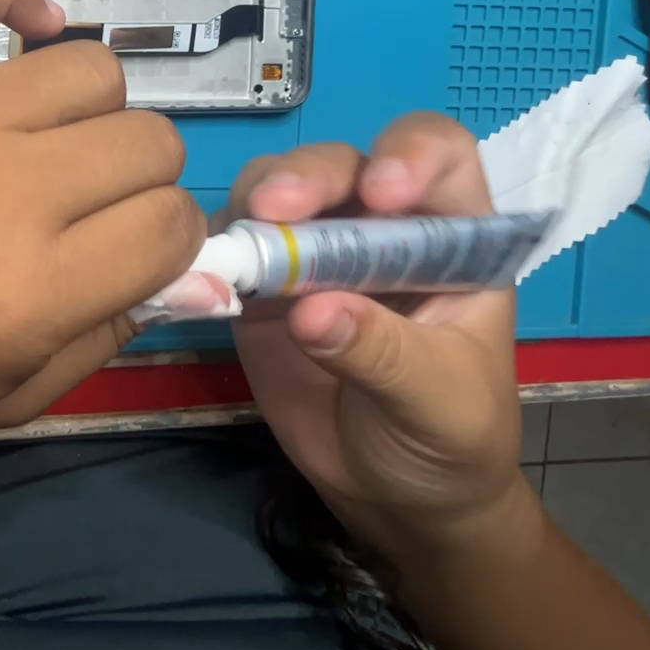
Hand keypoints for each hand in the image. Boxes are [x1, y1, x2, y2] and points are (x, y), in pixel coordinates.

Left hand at [0, 0, 203, 429]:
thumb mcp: (19, 394)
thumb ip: (116, 331)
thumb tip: (191, 262)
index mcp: (30, 290)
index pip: (170, 225)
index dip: (171, 237)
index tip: (136, 244)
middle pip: (148, 142)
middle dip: (140, 181)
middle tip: (89, 204)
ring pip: (91, 70)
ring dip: (92, 111)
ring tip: (49, 143)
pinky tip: (24, 29)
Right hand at [228, 114, 529, 557]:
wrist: (390, 494)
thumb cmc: (448, 442)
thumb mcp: (440, 405)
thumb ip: (386, 354)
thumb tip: (311, 311)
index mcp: (448, 237)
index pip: (437, 156)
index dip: (408, 154)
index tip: (379, 195)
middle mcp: (373, 228)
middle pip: (338, 164)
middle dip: (306, 176)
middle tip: (274, 210)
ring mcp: (310, 251)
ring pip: (273, 188)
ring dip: (252, 202)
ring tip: (238, 249)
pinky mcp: (259, 284)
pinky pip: (229, 243)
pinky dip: (211, 249)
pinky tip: (201, 272)